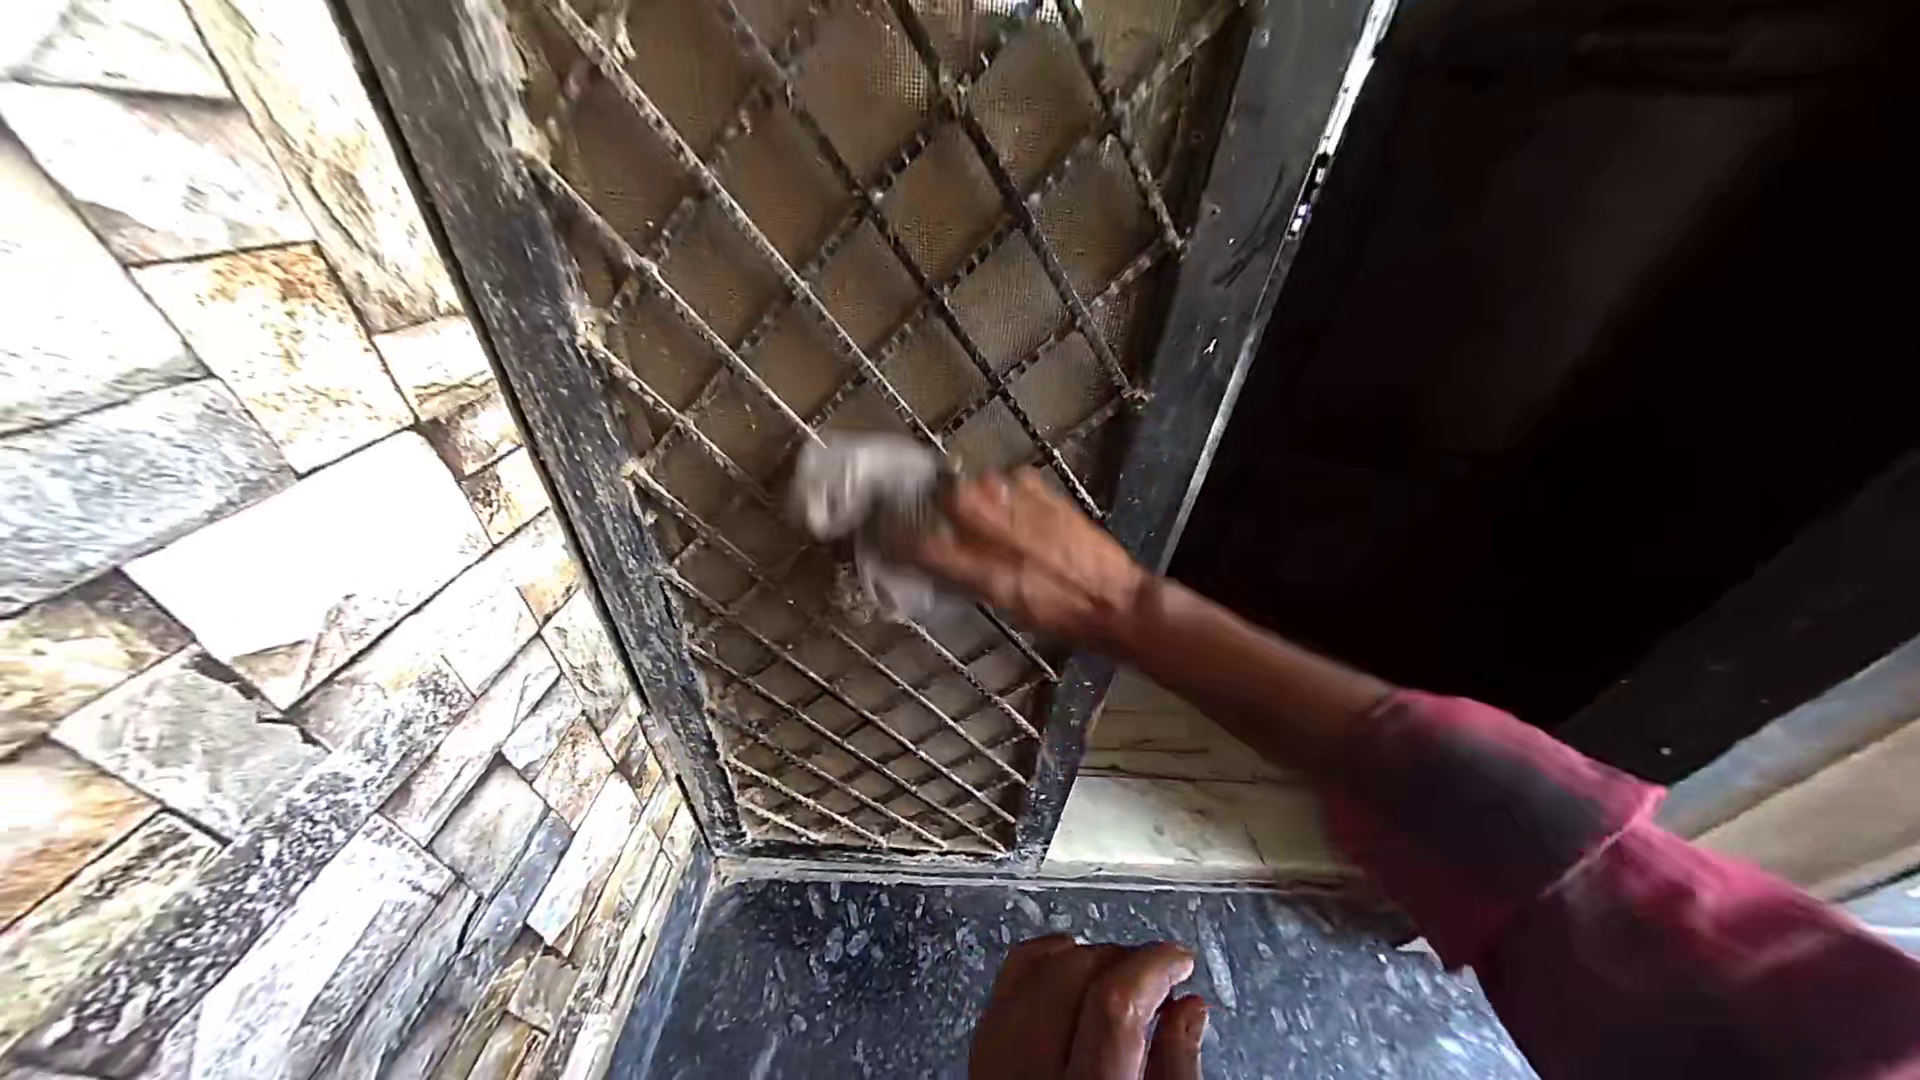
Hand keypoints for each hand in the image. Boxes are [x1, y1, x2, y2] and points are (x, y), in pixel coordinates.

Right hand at [909, 468, 1153, 650]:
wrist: (1116, 604)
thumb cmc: (1063, 618)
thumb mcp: (1011, 607)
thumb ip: (977, 578)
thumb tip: (949, 556)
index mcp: (993, 577)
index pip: (931, 549)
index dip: (906, 539)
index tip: (894, 534)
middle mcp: (1008, 541)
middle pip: (957, 498)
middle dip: (943, 500)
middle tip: (945, 506)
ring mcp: (1033, 515)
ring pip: (988, 483)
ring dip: (980, 491)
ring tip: (986, 503)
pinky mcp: (1054, 501)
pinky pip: (1020, 479)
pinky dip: (1012, 487)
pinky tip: (1017, 500)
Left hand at [969, 936, 1207, 1079]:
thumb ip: (1177, 1075)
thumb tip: (1189, 1012)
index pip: (1113, 1006)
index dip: (1153, 967)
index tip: (1178, 960)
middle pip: (1074, 978)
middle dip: (1122, 960)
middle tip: (1154, 973)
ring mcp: (996, 1068)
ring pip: (1035, 971)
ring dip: (1083, 957)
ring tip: (1116, 971)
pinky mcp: (980, 1060)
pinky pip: (1007, 985)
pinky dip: (1040, 962)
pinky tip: (1067, 965)